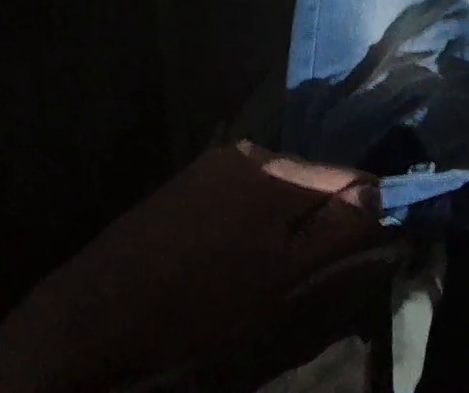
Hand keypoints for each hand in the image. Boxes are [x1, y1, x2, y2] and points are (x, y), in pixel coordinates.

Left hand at [0, 143, 386, 392]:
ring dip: (283, 222)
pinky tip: (228, 257)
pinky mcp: (183, 184)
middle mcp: (249, 151)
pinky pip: (239, 195)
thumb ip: (339, 229)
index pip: (349, 177)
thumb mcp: (283, 277)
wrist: (91, 315)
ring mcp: (210, 164)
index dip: (364, 211)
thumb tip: (377, 192)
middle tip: (305, 269)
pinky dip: (249, 221)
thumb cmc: (200, 302)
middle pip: (310, 180)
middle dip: (318, 218)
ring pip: (274, 189)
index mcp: (278, 169)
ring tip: (265, 267)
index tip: (363, 246)